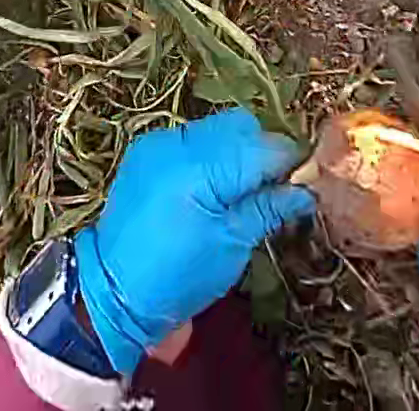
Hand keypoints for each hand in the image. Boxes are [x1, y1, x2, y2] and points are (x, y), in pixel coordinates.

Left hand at [74, 108, 314, 375]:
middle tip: (269, 188)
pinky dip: (210, 153)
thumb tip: (307, 189)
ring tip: (238, 188)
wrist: (111, 292)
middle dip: (262, 150)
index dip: (288, 162)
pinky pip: (193, 136)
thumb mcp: (233, 245)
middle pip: (241, 126)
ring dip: (237, 149)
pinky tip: (209, 184)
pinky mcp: (149, 147)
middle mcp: (179, 142)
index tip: (302, 182)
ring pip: (218, 127)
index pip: (262, 146)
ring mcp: (160, 141)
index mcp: (201, 168)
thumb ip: (270, 207)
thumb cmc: (179, 276)